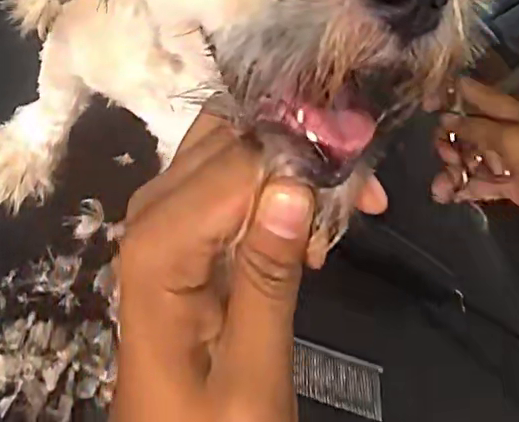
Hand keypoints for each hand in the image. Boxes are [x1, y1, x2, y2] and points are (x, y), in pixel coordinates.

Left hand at [113, 111, 384, 421]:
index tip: (365, 185)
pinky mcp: (180, 217)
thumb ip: (269, 278)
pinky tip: (313, 220)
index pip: (239, 162)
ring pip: (233, 142)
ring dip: (292, 159)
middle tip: (365, 191)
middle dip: (301, 151)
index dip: (303, 159)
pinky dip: (275, 179)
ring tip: (349, 202)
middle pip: (234, 140)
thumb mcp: (251, 379)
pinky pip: (229, 169)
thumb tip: (295, 183)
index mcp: (159, 243)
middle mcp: (153, 207)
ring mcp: (164, 208)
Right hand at [432, 77, 518, 251]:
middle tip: (441, 157)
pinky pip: (483, 182)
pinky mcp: (516, 187)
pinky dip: (467, 187)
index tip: (423, 104)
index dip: (446, 93)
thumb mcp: (513, 143)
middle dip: (448, 140)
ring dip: (454, 169)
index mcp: (509, 113)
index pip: (471, 92)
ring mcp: (511, 160)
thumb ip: (477, 130)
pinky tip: (450, 197)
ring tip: (440, 189)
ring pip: (472, 158)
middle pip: (467, 128)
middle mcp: (506, 132)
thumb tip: (446, 119)